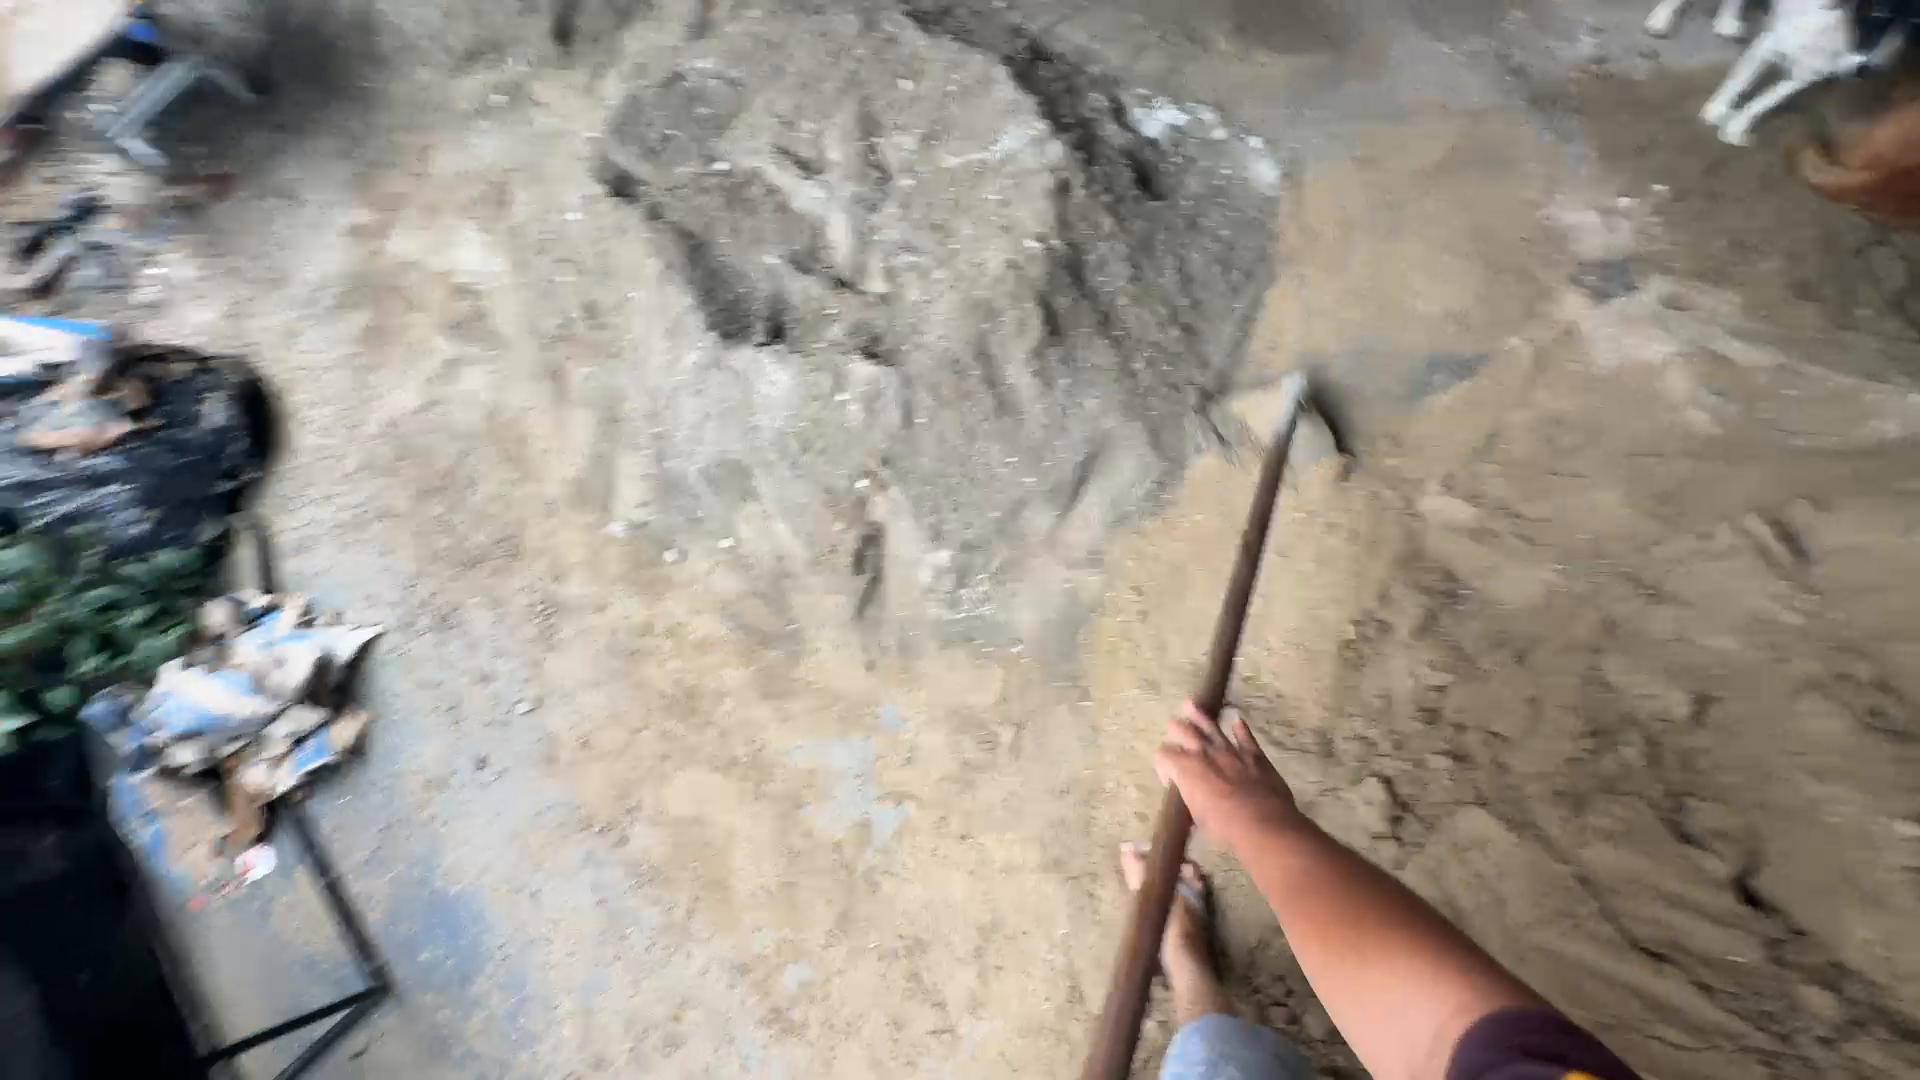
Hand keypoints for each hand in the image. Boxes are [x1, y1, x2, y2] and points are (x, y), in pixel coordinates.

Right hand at [1154, 701, 1306, 850]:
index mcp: (1185, 768)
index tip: (1170, 780)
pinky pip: (1244, 736)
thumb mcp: (1197, 815)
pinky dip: (1240, 728)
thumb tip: (1190, 793)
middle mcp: (1204, 752)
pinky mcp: (1253, 754)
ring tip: (1189, 703)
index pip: (1163, 755)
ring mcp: (1229, 750)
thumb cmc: (1224, 827)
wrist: (1263, 824)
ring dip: (1198, 715)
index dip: (1163, 766)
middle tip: (1173, 728)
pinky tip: (1236, 720)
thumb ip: (1191, 795)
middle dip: (1175, 729)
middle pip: (1183, 730)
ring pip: (1210, 726)